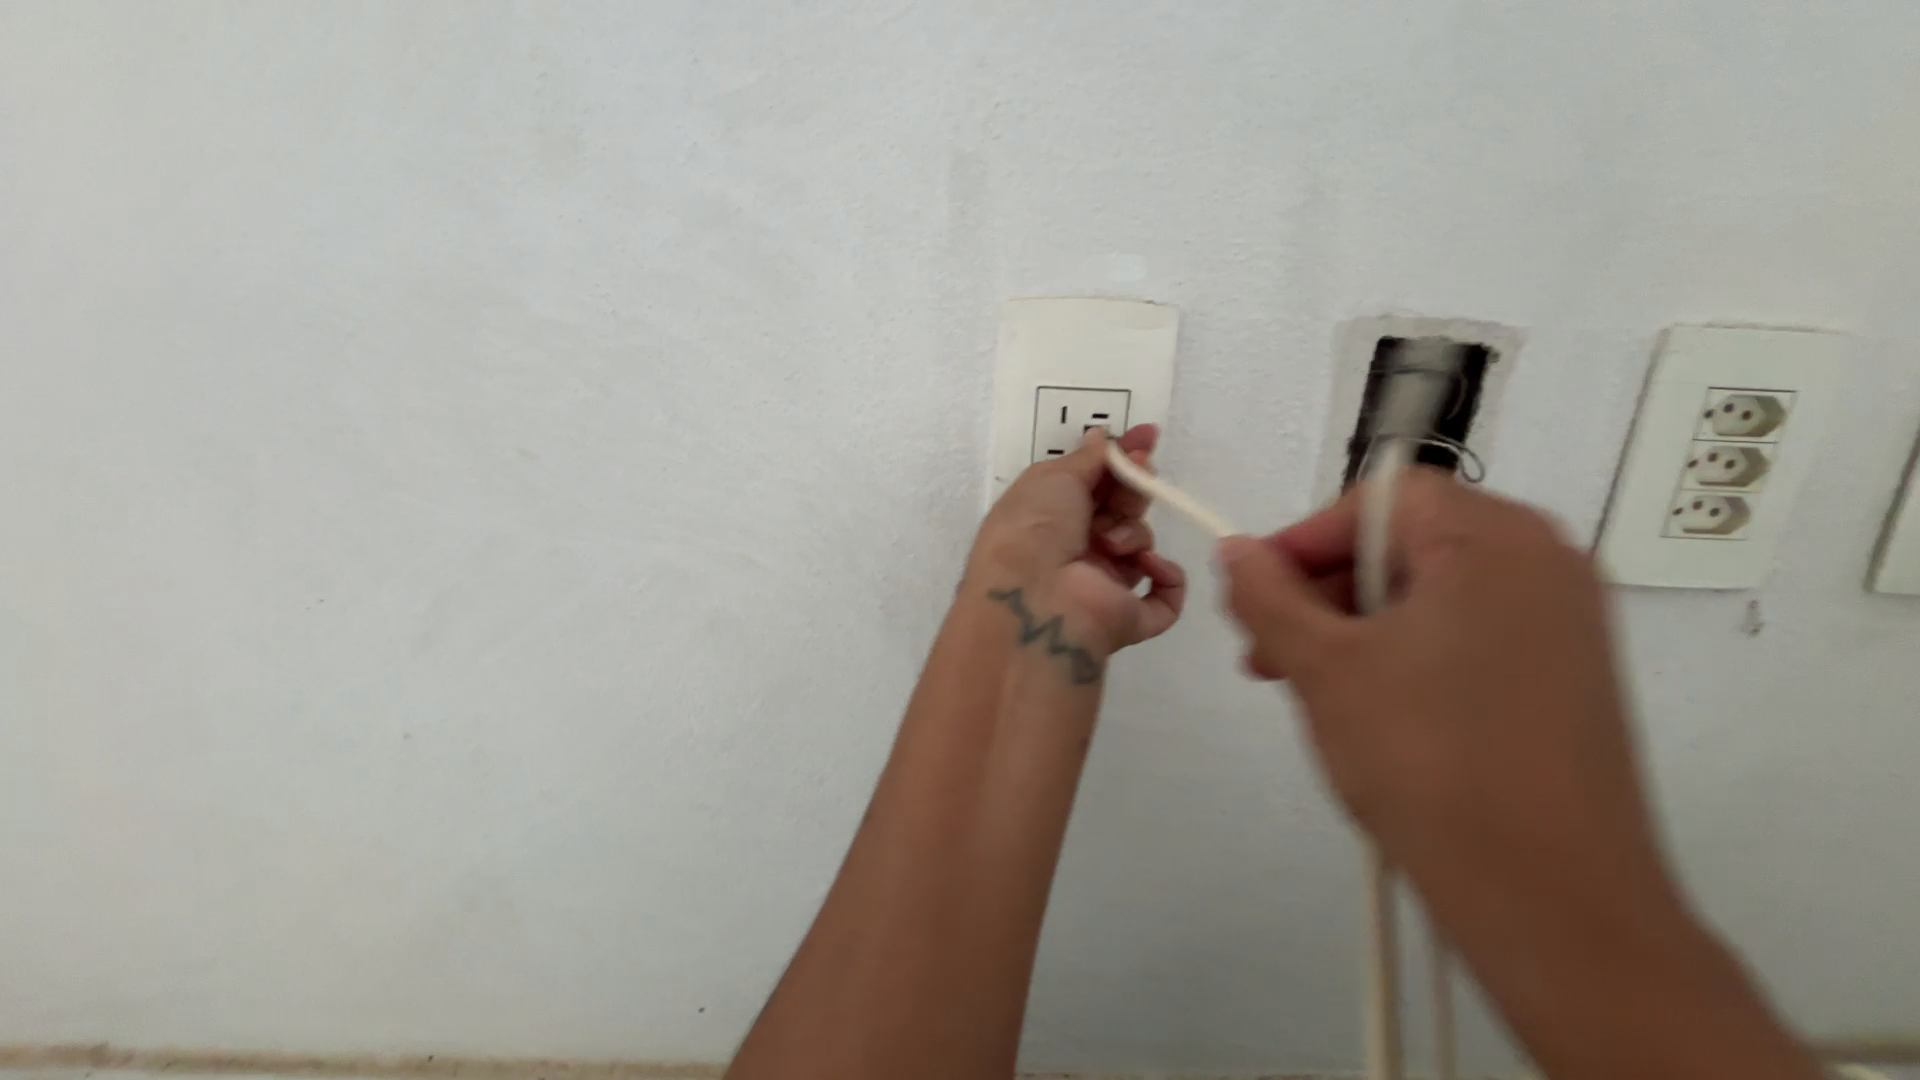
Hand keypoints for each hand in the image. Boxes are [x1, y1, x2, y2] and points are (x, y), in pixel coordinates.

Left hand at [965, 425, 1186, 655]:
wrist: (1034, 598)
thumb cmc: (1034, 528)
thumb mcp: (1053, 477)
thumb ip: (1087, 458)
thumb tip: (1102, 436)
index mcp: (1052, 516)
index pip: (1096, 482)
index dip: (1123, 458)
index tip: (1148, 436)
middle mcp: (1076, 549)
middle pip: (1123, 509)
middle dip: (1133, 490)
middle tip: (1136, 480)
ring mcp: (1103, 585)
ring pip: (1141, 544)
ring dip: (1133, 534)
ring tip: (1108, 544)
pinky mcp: (1127, 618)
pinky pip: (1165, 596)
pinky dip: (1166, 578)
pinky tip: (1149, 565)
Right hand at [1215, 470, 1681, 941]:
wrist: (1551, 899)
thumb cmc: (1426, 758)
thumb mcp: (1322, 666)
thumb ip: (1266, 595)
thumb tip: (1234, 550)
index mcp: (1494, 539)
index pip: (1379, 500)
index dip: (1305, 538)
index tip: (1256, 594)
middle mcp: (1545, 561)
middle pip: (1404, 544)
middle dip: (1322, 592)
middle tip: (1268, 652)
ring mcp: (1565, 621)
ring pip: (1429, 594)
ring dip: (1353, 627)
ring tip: (1303, 686)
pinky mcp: (1567, 674)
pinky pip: (1464, 633)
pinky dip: (1403, 653)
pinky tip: (1364, 707)